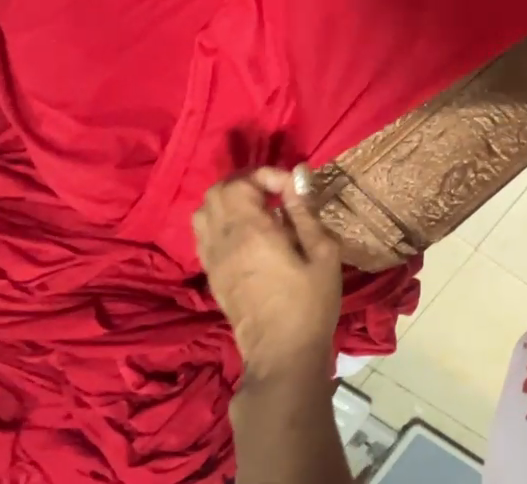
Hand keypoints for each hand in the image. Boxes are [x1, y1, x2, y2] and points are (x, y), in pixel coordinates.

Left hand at [193, 166, 340, 382]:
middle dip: (247, 182)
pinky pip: (205, 234)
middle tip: (278, 191)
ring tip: (263, 208)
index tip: (295, 186)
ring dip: (231, 200)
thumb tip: (298, 179)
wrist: (281, 352)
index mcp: (250, 234)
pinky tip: (252, 231)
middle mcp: (223, 242)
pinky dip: (223, 220)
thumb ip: (305, 213)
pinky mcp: (212, 275)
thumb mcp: (323, 252)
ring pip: (203, 212)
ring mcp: (213, 260)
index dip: (268, 174)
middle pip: (215, 193)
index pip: (240, 184)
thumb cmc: (311, 301)